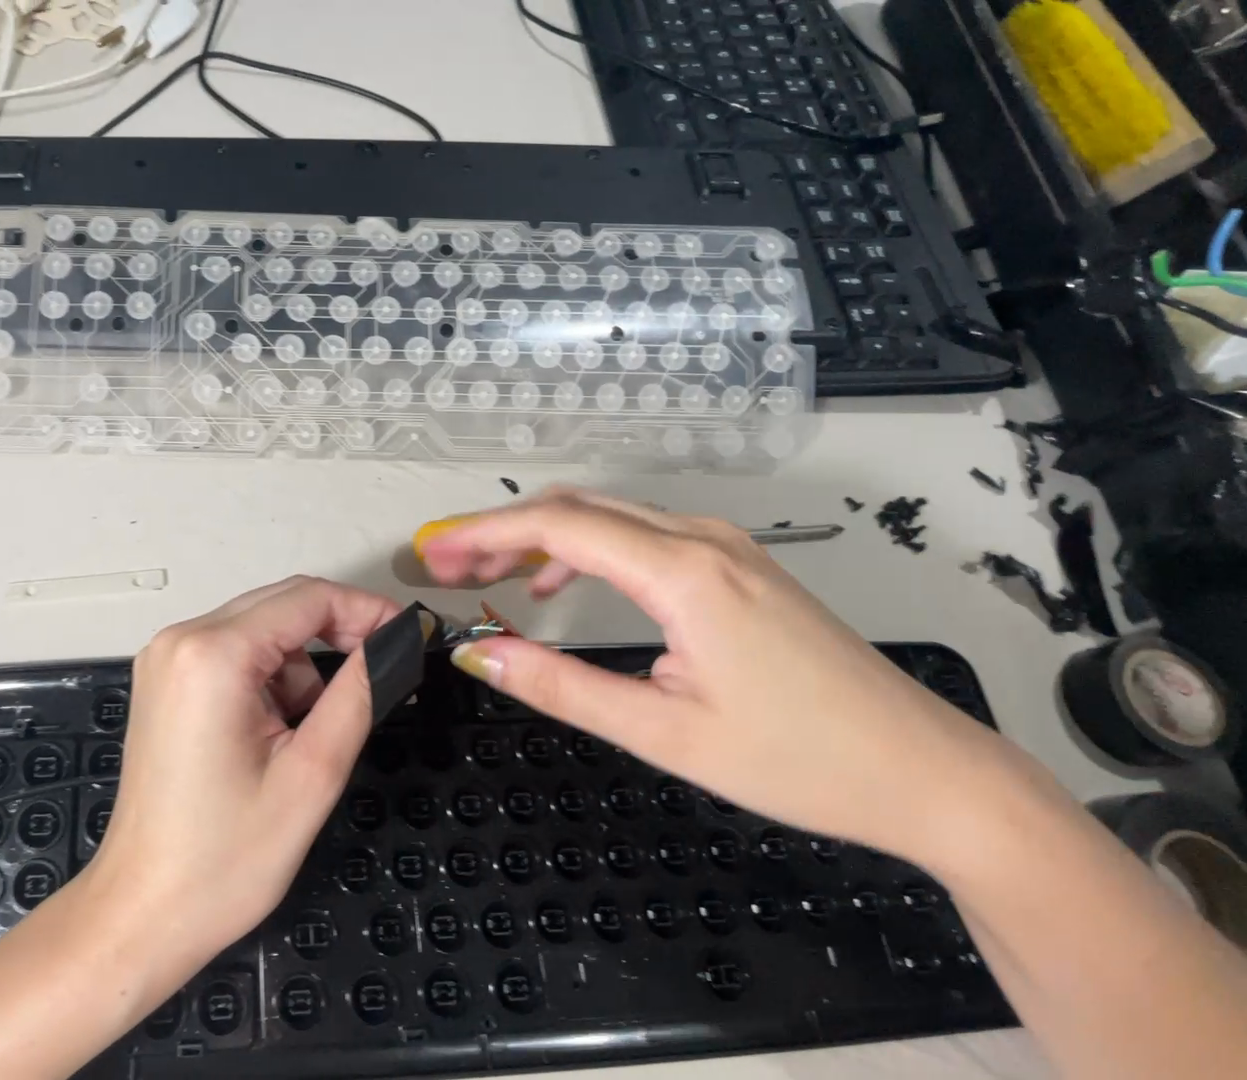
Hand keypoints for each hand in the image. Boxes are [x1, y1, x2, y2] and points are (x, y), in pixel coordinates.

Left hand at [85, 576, 402, 967]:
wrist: (143, 911)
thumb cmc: (225, 858)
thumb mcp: (311, 775)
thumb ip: (358, 694)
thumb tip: (394, 642)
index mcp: (212, 655)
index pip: (308, 598)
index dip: (368, 609)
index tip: (410, 637)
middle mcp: (180, 640)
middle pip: (281, 605)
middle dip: (338, 634)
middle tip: (384, 676)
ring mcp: (165, 659)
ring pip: (260, 630)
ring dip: (300, 667)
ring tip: (308, 735)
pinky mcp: (164, 682)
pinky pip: (233, 654)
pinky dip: (268, 680)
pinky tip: (274, 734)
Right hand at [420, 488, 1030, 861]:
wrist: (925, 771)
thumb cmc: (799, 760)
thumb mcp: (663, 733)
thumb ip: (560, 687)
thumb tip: (480, 655)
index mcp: (684, 573)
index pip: (558, 525)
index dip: (483, 532)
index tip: (432, 554)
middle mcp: (704, 541)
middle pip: (578, 507)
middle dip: (502, 529)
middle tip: (445, 565)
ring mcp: (727, 548)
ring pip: (609, 516)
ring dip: (540, 536)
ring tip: (486, 573)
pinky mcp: (738, 567)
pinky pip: (642, 535)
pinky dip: (585, 548)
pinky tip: (560, 583)